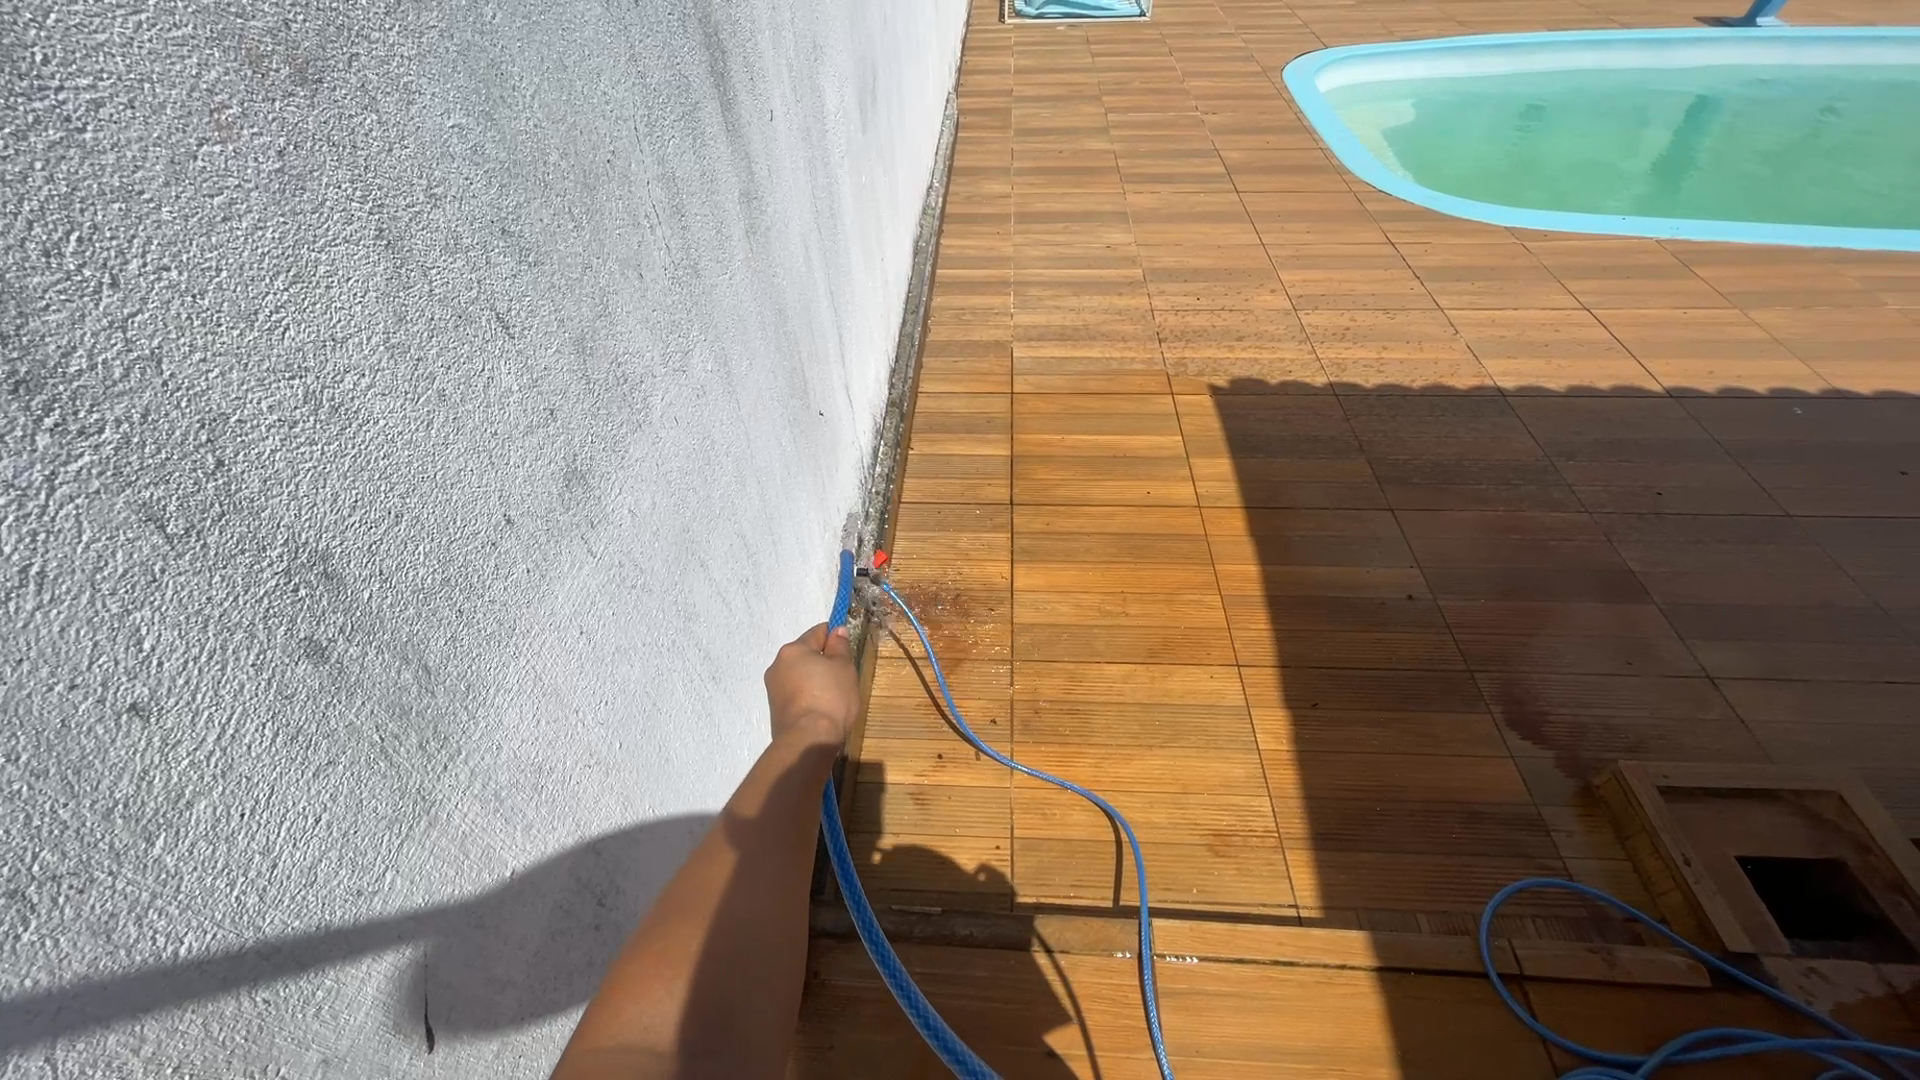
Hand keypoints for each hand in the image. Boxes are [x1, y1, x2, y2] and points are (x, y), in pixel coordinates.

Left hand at [763, 623, 858, 748]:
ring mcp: (774, 690)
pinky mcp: (776, 710)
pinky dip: (809, 697)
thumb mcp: (844, 667)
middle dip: (823, 661)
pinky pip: (796, 694)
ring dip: (815, 680)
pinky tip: (822, 709)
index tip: (847, 648)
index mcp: (792, 650)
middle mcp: (777, 666)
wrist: (808, 739)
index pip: (817, 633)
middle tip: (844, 676)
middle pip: (805, 655)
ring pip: (800, 676)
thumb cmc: (830, 697)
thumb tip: (837, 631)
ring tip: (834, 697)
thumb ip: (840, 647)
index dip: (834, 636)